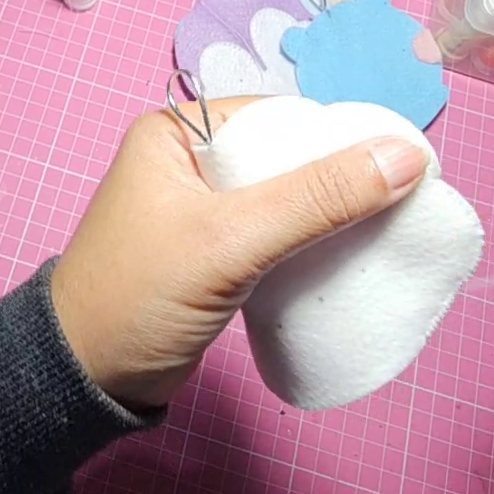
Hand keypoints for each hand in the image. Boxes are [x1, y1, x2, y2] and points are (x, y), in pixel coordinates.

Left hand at [52, 98, 428, 409]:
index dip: (335, 133)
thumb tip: (403, 155)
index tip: (399, 158)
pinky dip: (308, 239)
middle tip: (402, 196)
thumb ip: (316, 199)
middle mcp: (187, 159)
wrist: (90, 377)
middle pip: (282, 154)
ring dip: (327, 210)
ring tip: (386, 224)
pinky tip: (345, 252)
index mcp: (175, 133)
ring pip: (282, 194)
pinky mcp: (212, 247)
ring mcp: (200, 206)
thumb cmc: (141, 295)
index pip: (273, 115)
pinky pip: (273, 229)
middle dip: (337, 175)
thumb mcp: (230, 240)